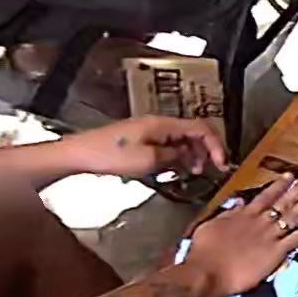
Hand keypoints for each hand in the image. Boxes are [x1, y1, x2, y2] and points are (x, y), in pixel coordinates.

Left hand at [56, 117, 227, 179]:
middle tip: (210, 169)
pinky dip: (179, 156)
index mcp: (163, 125)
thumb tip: (189, 156)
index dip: (216, 145)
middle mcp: (159, 124)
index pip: (202, 129)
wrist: (76, 155)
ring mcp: (150, 131)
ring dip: (193, 156)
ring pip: (183, 140)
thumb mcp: (150, 159)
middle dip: (207, 151)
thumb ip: (176, 156)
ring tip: (192, 172)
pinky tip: (176, 169)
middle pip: (195, 134)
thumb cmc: (110, 155)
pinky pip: (170, 145)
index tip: (221, 163)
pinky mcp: (142, 139)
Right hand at [180, 175, 297, 296]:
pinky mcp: (277, 252)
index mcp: (244, 216)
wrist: (205, 273)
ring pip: (293, 216)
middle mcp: (260, 223)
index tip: (291, 175)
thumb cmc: (203, 252)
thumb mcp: (211, 225)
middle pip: (283, 202)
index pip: (266, 196)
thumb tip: (240, 202)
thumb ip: (229, 214)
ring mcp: (270, 236)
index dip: (280, 185)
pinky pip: (296, 239)